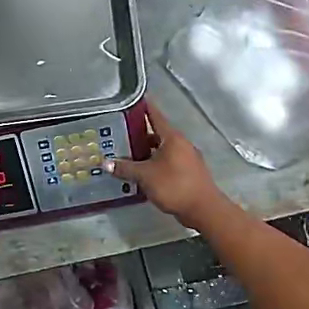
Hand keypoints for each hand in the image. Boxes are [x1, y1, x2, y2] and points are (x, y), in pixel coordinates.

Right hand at [105, 103, 232, 229]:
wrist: (203, 208)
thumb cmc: (174, 185)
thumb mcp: (145, 176)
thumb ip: (125, 168)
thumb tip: (106, 163)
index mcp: (172, 138)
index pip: (155, 115)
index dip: (144, 107)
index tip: (134, 99)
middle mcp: (181, 144)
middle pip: (157, 134)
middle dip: (139, 135)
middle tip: (120, 134)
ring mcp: (187, 159)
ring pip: (162, 150)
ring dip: (146, 152)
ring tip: (127, 156)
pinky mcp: (188, 173)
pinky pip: (167, 163)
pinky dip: (154, 165)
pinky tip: (142, 174)